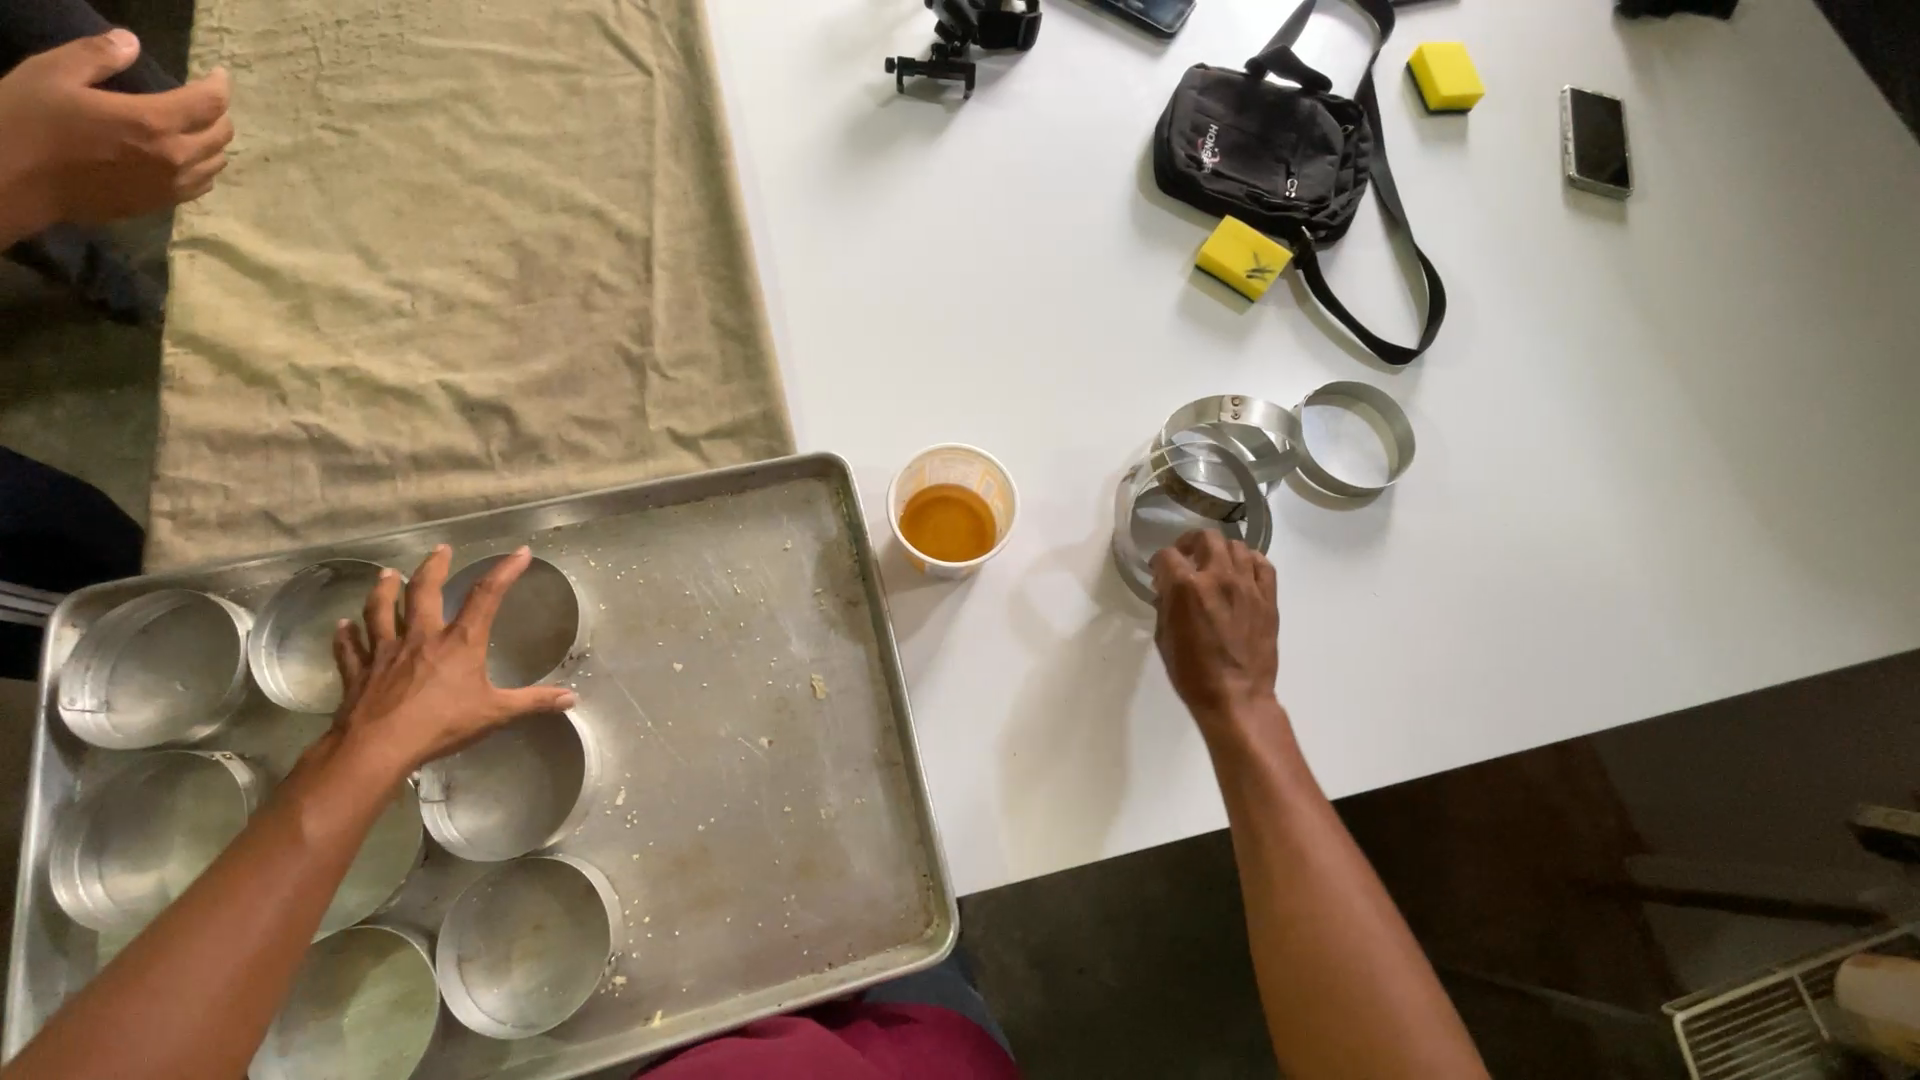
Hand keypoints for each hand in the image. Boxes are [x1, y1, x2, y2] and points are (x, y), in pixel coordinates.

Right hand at [0, 30, 232, 237]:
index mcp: (153, 122)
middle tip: (207, 101)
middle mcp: (176, 157)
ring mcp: (173, 184)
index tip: (220, 75)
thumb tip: (131, 42)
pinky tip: (189, 157)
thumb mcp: (51, 74)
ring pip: (216, 162)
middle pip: (221, 135)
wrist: (15, 180)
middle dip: (219, 113)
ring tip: (199, 127)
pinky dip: (205, 166)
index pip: (209, 103)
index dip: (220, 86)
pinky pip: (202, 184)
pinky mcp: (164, 202)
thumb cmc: (27, 122)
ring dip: (214, 142)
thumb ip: (96, 55)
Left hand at [330, 545, 577, 775]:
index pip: (486, 596)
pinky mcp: (359, 673)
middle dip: (434, 567)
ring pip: (380, 611)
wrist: (377, 747)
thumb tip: (573, 698)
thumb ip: (534, 702)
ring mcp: (385, 652)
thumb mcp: (496, 713)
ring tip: (387, 574)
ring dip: (383, 590)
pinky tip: (341, 626)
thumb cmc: (442, 725)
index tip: (520, 552)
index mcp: (460, 642)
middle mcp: (421, 637)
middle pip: (422, 591)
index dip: (505, 571)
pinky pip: (349, 648)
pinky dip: (345, 635)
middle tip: (440, 550)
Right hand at [1150, 530, 1281, 731]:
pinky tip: (1241, 572)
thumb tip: (1168, 589)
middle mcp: (1218, 578)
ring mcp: (1248, 586)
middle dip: (1190, 543)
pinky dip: (1249, 561)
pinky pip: (1263, 565)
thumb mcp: (1164, 637)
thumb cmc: (1192, 673)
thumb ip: (1166, 605)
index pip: (1167, 556)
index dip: (1158, 563)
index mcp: (1186, 588)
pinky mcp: (1268, 598)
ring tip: (1214, 565)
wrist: (1236, 697)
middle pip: (1206, 538)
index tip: (1158, 573)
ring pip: (1236, 546)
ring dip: (1220, 551)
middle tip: (1185, 557)